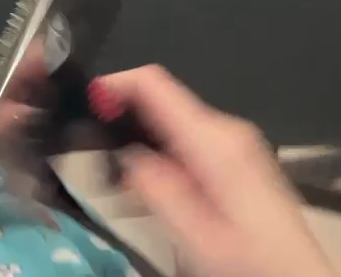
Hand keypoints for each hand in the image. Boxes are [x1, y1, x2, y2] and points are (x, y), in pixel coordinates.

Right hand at [101, 66, 336, 276]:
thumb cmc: (256, 269)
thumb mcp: (199, 241)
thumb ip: (157, 191)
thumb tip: (126, 155)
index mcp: (214, 141)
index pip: (153, 83)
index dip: (114, 85)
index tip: (85, 105)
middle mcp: (225, 131)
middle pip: (158, 103)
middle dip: (123, 125)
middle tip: (96, 162)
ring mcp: (233, 144)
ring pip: (169, 125)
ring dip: (141, 148)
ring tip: (121, 190)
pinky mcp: (236, 160)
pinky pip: (185, 142)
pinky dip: (161, 159)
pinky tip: (154, 197)